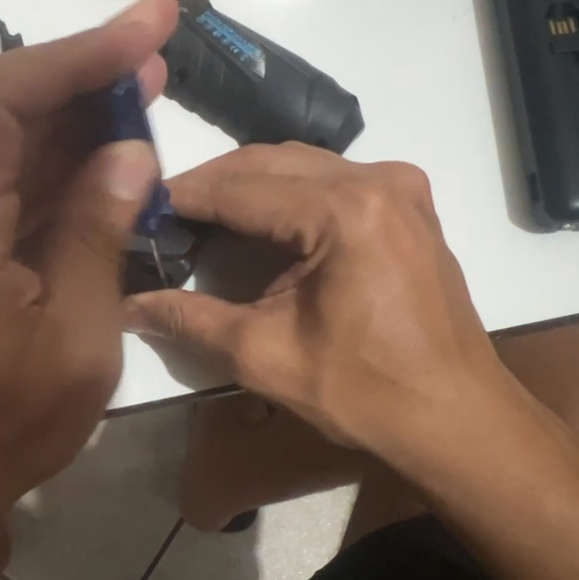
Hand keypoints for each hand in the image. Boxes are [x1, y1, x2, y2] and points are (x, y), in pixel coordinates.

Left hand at [0, 0, 177, 522]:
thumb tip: (129, 153)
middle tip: (158, 54)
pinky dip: (48, 164)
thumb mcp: (78, 339)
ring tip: (146, 91)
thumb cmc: (10, 424)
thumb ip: (97, 235)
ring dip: (67, 116)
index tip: (145, 32)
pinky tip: (105, 153)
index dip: (68, 56)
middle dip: (76, 77)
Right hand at [122, 143, 510, 458]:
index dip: (179, 196)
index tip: (132, 208)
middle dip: (207, 185)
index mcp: (343, 212)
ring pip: (295, 164)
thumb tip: (124, 305)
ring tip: (194, 220)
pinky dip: (280, 193)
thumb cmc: (361, 391)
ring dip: (242, 186)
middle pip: (266, 161)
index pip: (237, 187)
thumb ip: (187, 318)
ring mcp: (398, 186)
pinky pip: (325, 179)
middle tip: (157, 216)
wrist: (454, 418)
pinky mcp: (405, 203)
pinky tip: (250, 224)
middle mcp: (376, 180)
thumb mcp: (260, 354)